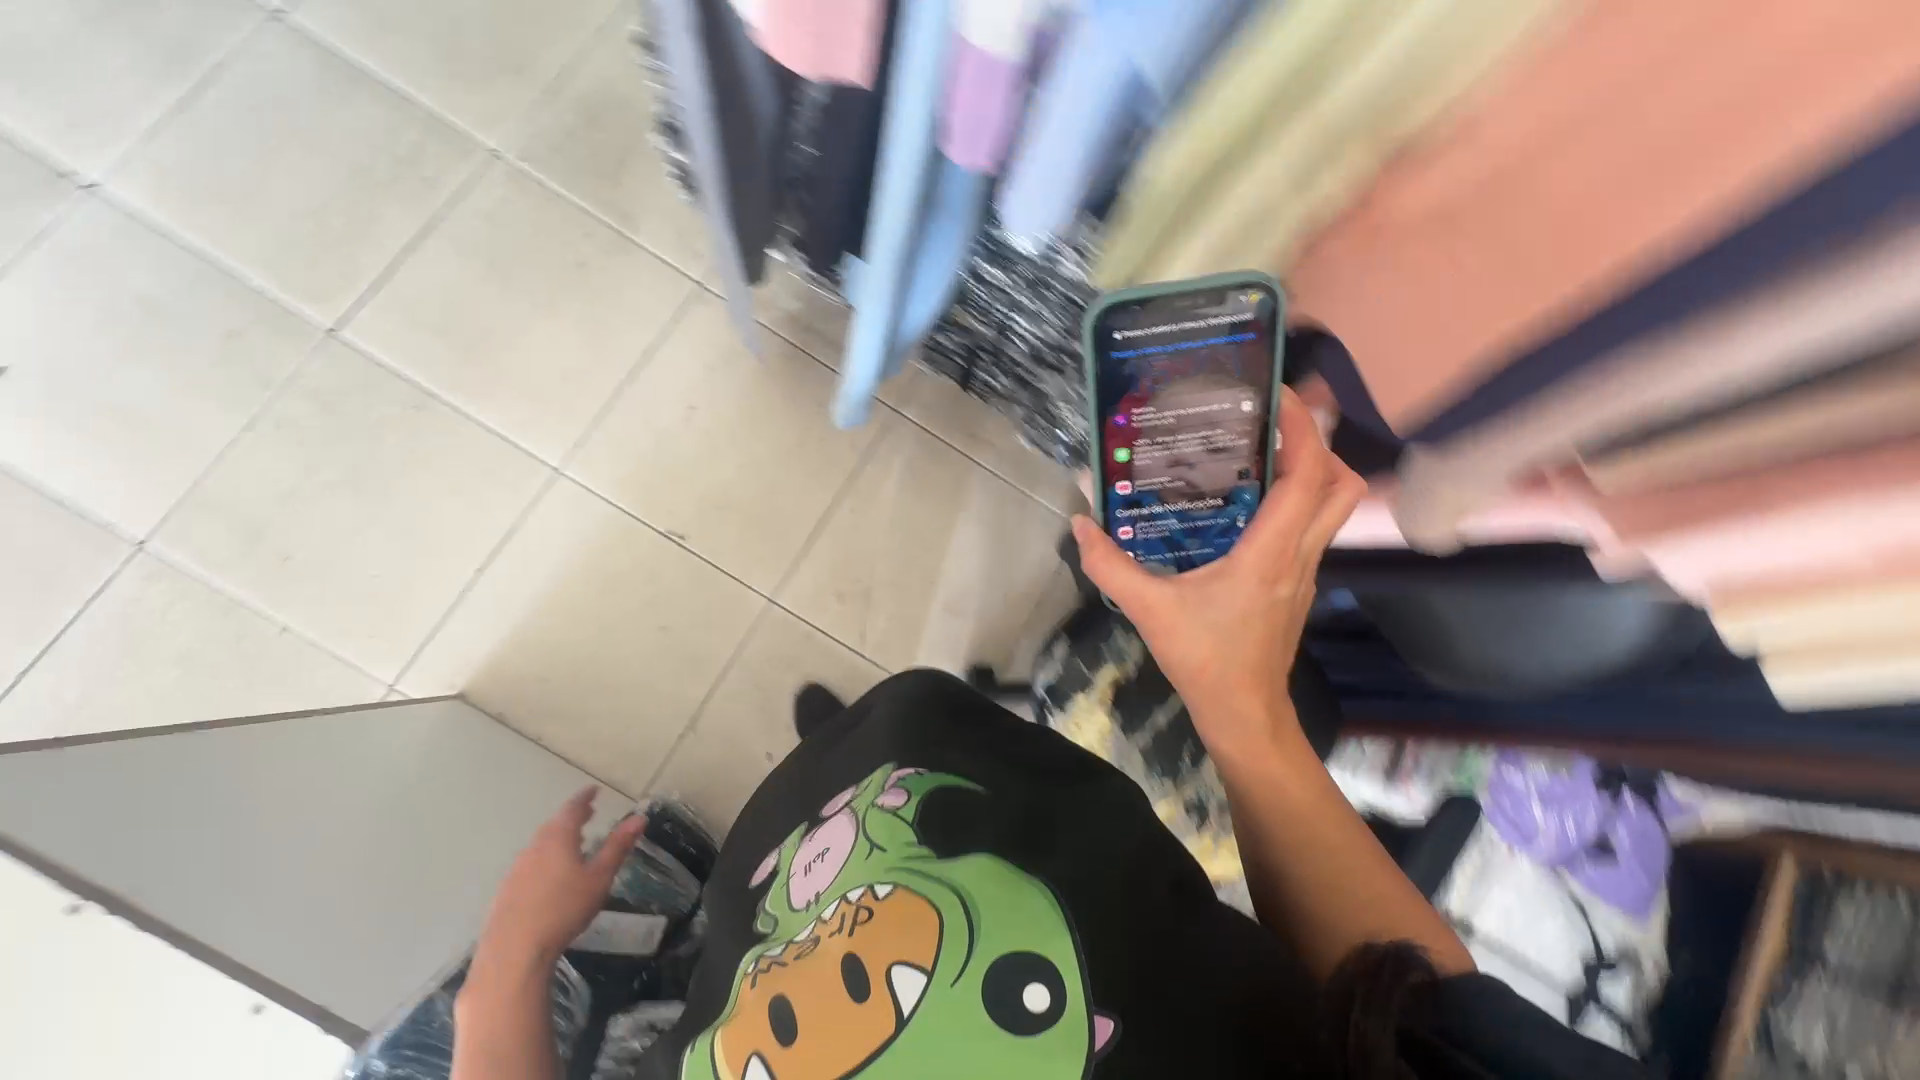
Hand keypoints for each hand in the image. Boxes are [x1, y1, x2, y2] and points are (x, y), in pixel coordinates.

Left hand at [472, 788, 645, 969]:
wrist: (514, 950)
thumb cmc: (564, 909)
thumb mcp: (599, 877)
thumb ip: (618, 846)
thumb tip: (639, 817)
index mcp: (558, 839)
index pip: (572, 809)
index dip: (584, 798)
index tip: (593, 790)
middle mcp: (534, 847)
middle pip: (554, 825)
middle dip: (572, 817)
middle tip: (587, 813)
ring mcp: (516, 869)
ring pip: (540, 844)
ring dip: (557, 838)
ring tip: (572, 842)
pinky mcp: (506, 890)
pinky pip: (530, 864)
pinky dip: (544, 858)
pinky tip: (550, 875)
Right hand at [1071, 387, 1364, 757]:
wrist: (1243, 713)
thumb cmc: (1204, 659)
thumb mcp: (1149, 610)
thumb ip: (1110, 565)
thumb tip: (1079, 525)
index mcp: (1272, 550)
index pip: (1308, 474)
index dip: (1301, 427)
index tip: (1275, 393)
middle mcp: (1300, 553)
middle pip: (1341, 484)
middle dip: (1318, 443)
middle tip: (1271, 425)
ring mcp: (1306, 571)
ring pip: (1333, 507)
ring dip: (1312, 472)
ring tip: (1261, 455)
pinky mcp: (1297, 584)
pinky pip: (1312, 528)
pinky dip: (1295, 502)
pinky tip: (1247, 506)